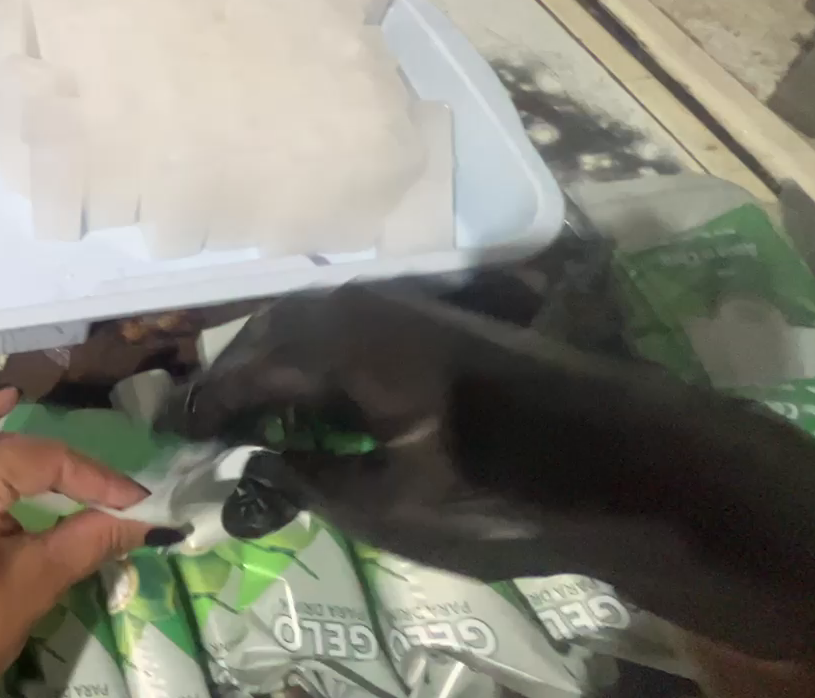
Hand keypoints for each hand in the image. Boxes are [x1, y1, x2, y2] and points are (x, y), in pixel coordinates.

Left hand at [0, 388, 166, 697]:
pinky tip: (11, 402)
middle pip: (24, 451)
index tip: (146, 500)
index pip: (46, 460)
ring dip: (43, 458)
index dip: (100, 480)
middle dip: (77, 475)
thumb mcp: (33, 581)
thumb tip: (147, 519)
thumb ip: (90, 538)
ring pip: (0, 448)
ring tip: (92, 474)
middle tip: (129, 499)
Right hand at [163, 284, 814, 662]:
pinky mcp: (420, 311)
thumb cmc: (506, 493)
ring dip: (266, 360)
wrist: (639, 462)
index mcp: (343, 349)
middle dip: (231, 376)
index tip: (175, 430)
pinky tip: (308, 385)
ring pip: (298, 321)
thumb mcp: (397, 512)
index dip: (206, 404)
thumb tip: (255, 458)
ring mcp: (391, 303)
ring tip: (251, 404)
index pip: (247, 371)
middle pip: (265, 334)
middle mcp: (356, 308)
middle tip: (208, 418)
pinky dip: (304, 352)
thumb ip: (309, 480)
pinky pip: (334, 321)